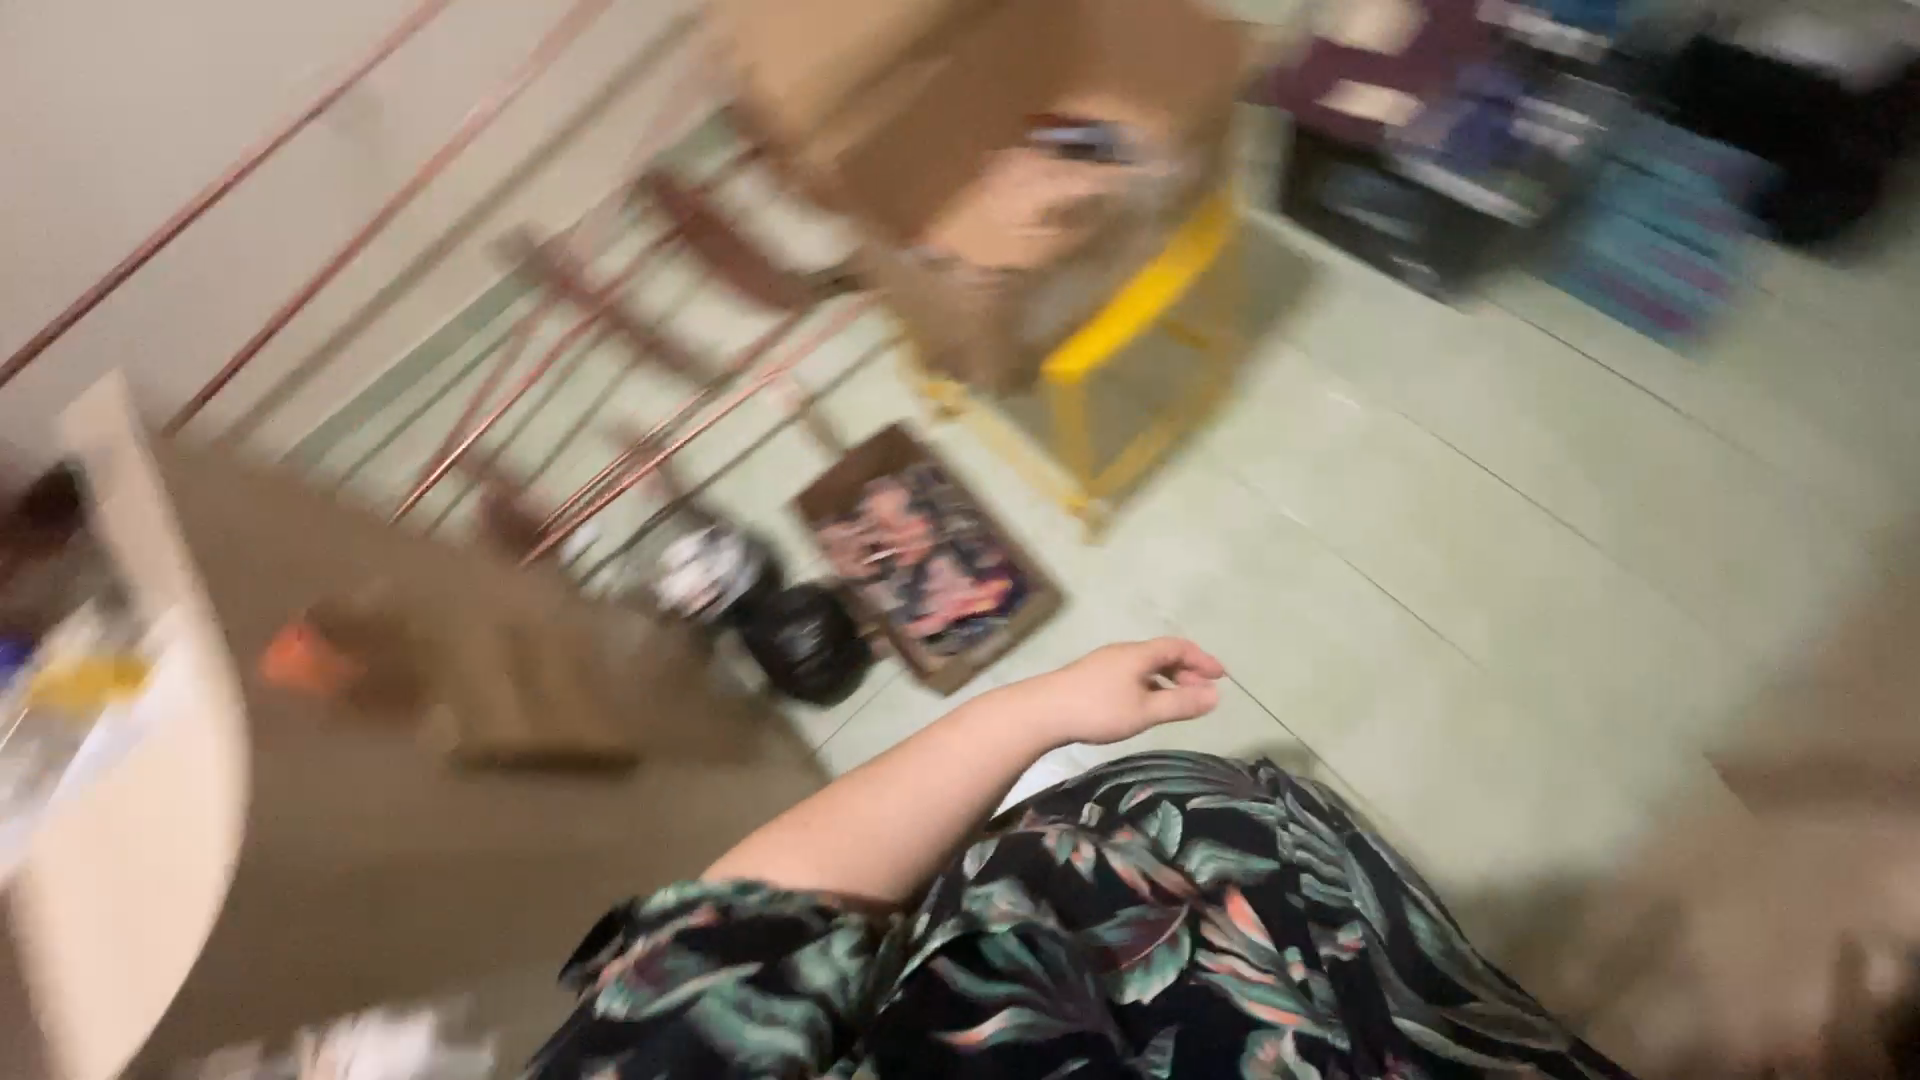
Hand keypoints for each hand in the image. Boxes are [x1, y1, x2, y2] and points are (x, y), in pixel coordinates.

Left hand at [1013, 637, 1226, 745]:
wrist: (1043, 711)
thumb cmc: (1098, 710)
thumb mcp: (1145, 710)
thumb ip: (1180, 703)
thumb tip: (1215, 695)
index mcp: (1138, 654)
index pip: (1177, 647)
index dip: (1202, 658)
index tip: (1221, 676)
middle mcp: (1122, 653)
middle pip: (1161, 654)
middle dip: (1187, 670)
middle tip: (1204, 692)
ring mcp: (1104, 664)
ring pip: (1145, 666)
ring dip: (1167, 680)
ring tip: (1180, 702)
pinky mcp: (1091, 678)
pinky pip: (1131, 675)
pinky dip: (1149, 685)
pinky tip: (1146, 706)